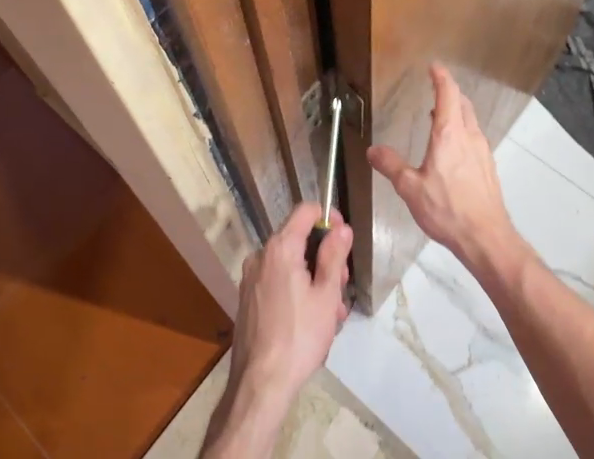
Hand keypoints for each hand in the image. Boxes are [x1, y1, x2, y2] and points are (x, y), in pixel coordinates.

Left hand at [208, 202, 351, 455]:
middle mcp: (260, 257)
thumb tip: (341, 227)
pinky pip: (279, 283)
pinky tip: (313, 321)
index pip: (305, 211)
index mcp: (279, 249)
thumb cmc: (299, 336)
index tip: (344, 237)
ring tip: (332, 313)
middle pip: (299, 240)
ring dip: (315, 281)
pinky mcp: (249, 300)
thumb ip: (334, 256)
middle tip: (342, 286)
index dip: (328, 218)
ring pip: (291, 266)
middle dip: (325, 258)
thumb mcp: (326, 295)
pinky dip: (298, 292)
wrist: (261, 383)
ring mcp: (251, 279)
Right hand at [368, 64, 521, 276]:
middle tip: (437, 89)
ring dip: (457, 113)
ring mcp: (482, 152)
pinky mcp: (488, 168)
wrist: (486, 237)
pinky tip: (453, 150)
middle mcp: (469, 137)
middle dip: (450, 93)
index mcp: (448, 135)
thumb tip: (372, 150)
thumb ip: (391, 166)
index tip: (434, 67)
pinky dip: (463, 132)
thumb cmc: (447, 210)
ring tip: (440, 118)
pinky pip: (475, 139)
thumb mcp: (410, 188)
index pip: (448, 95)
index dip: (441, 77)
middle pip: (463, 104)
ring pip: (471, 122)